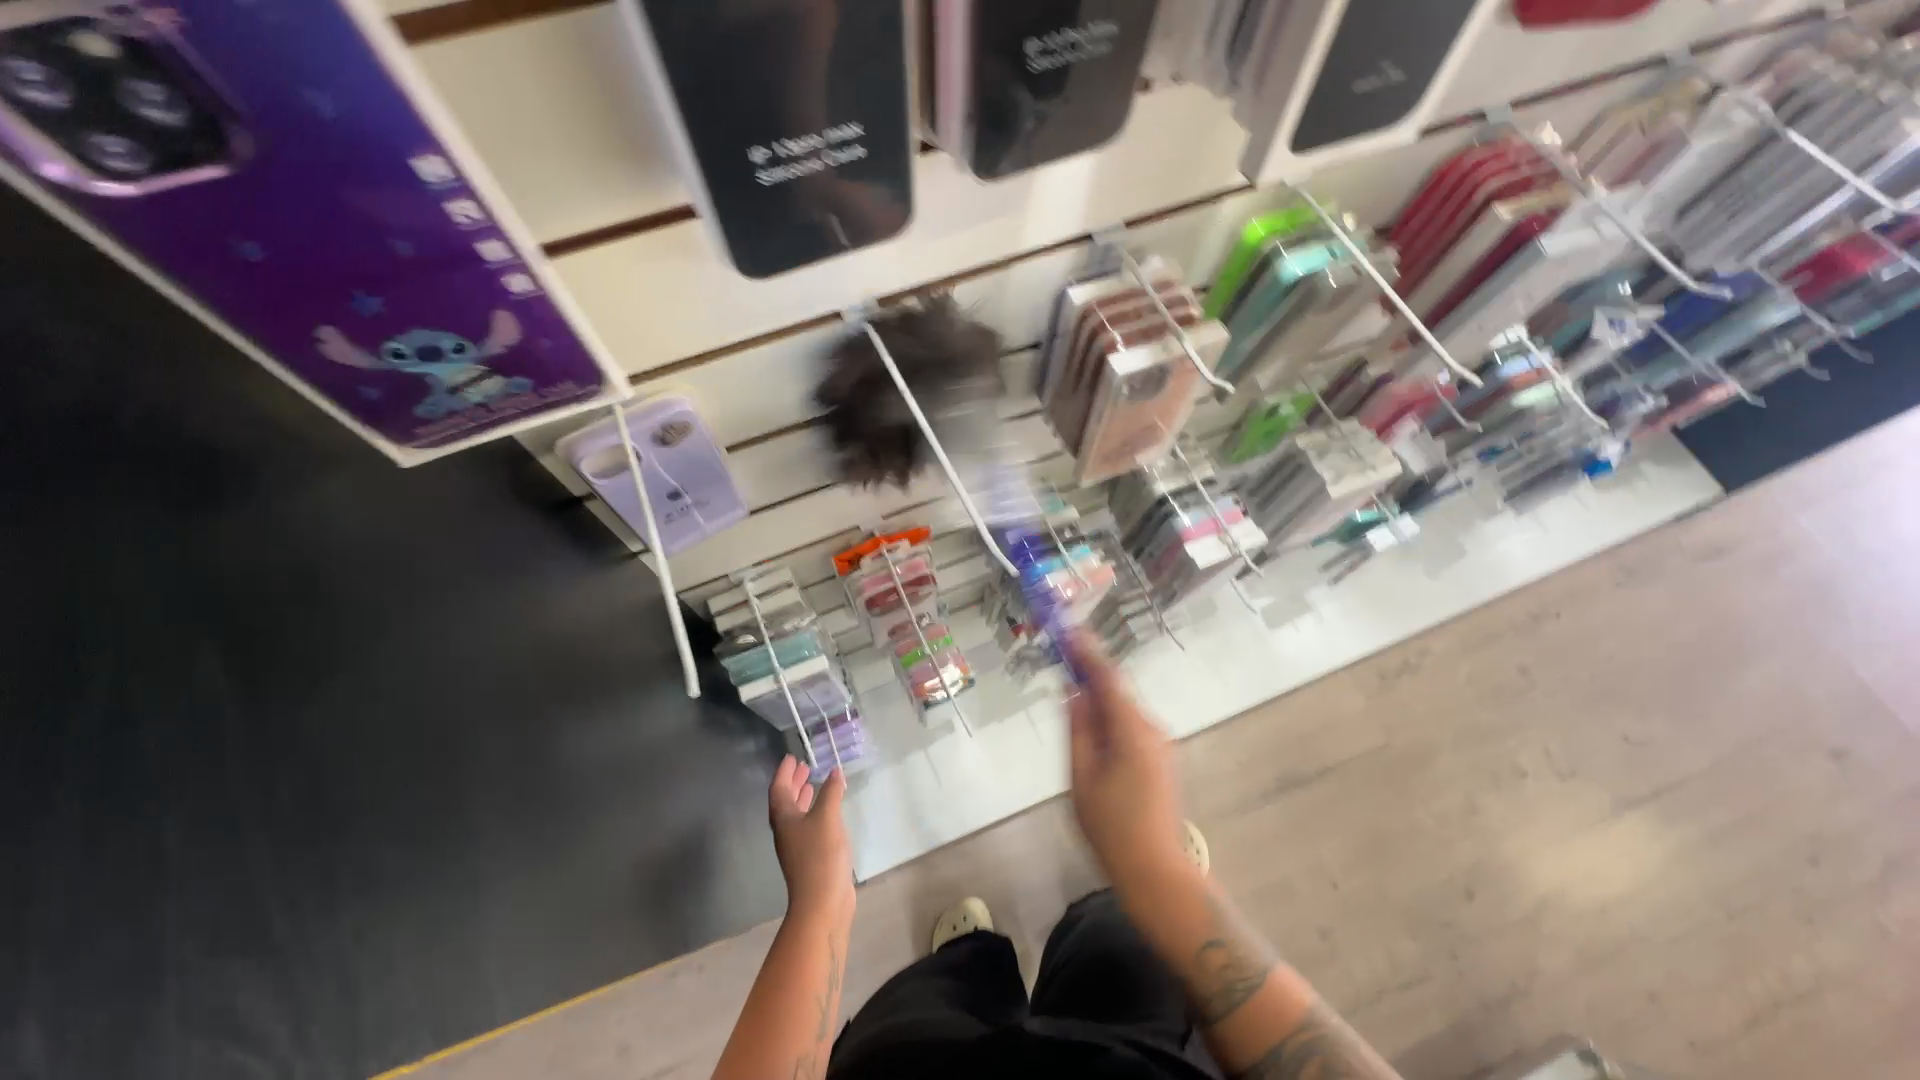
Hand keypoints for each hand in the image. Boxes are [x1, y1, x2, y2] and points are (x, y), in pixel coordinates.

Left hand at [768, 755, 853, 918]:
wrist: (822, 901)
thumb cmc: (820, 854)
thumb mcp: (827, 817)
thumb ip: (831, 792)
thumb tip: (835, 772)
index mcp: (783, 818)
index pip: (778, 788)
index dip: (784, 772)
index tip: (791, 757)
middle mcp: (786, 831)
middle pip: (785, 802)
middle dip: (794, 783)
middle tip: (804, 767)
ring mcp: (797, 846)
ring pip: (796, 815)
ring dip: (803, 798)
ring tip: (814, 784)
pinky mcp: (809, 857)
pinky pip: (808, 826)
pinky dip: (815, 813)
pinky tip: (828, 813)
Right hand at [1063, 633, 1187, 891]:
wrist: (1155, 869)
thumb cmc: (1111, 826)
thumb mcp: (1081, 776)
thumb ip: (1077, 728)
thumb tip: (1072, 690)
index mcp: (1133, 729)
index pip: (1108, 678)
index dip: (1087, 652)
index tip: (1068, 630)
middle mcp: (1153, 728)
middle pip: (1117, 691)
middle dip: (1090, 673)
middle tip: (1061, 658)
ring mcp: (1162, 744)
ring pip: (1124, 709)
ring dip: (1099, 698)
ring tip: (1070, 693)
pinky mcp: (1161, 759)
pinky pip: (1131, 726)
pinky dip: (1110, 718)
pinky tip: (1091, 729)